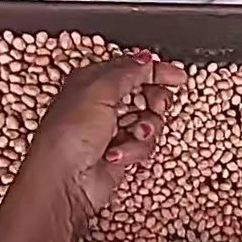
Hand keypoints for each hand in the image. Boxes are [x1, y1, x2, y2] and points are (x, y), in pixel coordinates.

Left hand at [19, 51, 186, 226]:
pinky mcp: (120, 153)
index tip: (177, 77)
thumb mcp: (99, 91)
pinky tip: (119, 154)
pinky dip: (136, 149)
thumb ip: (127, 72)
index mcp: (93, 82)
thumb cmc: (69, 136)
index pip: (132, 69)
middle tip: (155, 107)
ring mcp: (113, 131)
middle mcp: (103, 105)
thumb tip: (146, 60)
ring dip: (145, 129)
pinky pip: (144, 146)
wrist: (64, 180)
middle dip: (154, 102)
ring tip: (133, 134)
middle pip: (146, 95)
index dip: (156, 71)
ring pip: (149, 122)